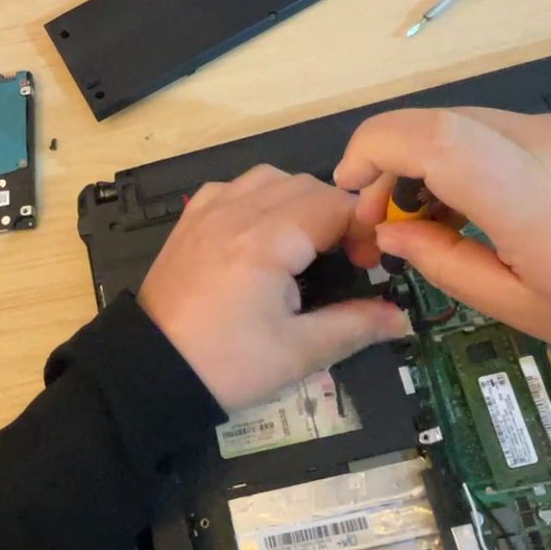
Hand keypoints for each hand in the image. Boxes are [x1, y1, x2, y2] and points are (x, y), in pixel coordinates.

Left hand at [138, 165, 411, 410]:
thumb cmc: (226, 365)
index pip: (334, 205)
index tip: (368, 264)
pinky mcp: (189, 221)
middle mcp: (236, 211)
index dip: (363, 229)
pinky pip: (232, 187)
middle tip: (344, 260)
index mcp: (266, 241)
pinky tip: (260, 233)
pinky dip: (257, 198)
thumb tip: (400, 318)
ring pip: (269, 177)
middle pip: (306, 185)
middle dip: (336, 214)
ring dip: (298, 200)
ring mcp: (207, 211)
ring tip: (304, 244)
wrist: (150, 372)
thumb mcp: (297, 353)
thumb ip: (355, 327)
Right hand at [336, 109, 550, 403]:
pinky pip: (507, 131)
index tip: (348, 190)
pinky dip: (469, 159)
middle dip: (389, 161)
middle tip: (383, 221)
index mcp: (539, 203)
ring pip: (470, 123)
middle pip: (440, 121)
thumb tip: (393, 234)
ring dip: (428, 161)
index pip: (430, 136)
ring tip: (427, 219)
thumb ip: (448, 265)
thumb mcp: (531, 313)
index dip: (371, 149)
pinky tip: (478, 205)